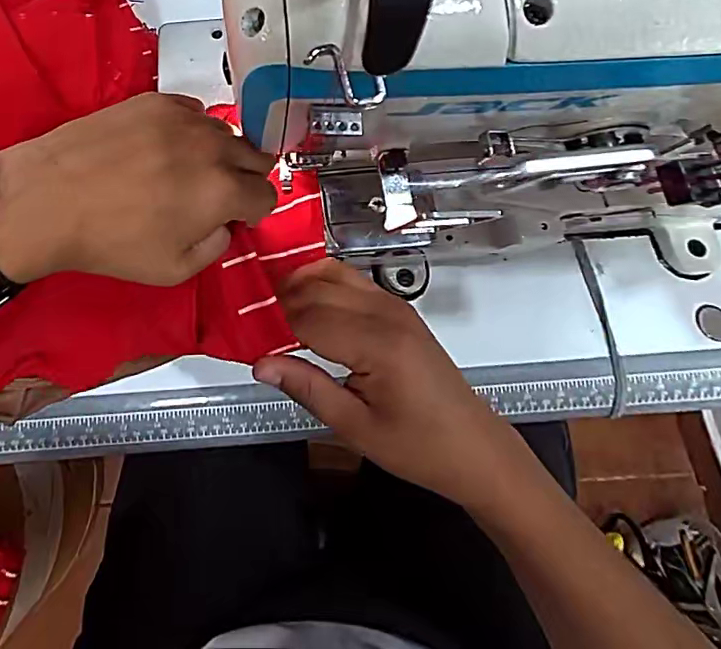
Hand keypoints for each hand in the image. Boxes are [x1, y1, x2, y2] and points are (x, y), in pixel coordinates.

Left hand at [0, 93, 277, 284]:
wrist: (47, 199)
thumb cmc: (109, 241)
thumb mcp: (173, 269)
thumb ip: (216, 246)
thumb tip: (223, 223)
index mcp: (224, 191)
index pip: (267, 194)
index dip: (254, 210)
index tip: (236, 215)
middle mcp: (213, 147)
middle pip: (256, 156)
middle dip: (244, 176)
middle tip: (214, 192)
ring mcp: (185, 118)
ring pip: (224, 132)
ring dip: (217, 151)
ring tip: (182, 168)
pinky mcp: (156, 100)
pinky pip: (193, 111)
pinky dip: (190, 128)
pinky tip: (163, 146)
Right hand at [252, 260, 543, 512]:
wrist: (474, 447)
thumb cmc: (420, 447)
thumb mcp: (355, 428)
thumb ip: (306, 388)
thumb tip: (261, 364)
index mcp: (377, 343)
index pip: (308, 317)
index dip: (273, 323)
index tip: (246, 334)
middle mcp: (387, 313)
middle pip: (317, 287)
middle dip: (281, 300)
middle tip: (252, 322)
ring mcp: (395, 306)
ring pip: (334, 273)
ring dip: (301, 286)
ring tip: (274, 311)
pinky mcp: (399, 309)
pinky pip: (352, 281)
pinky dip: (323, 286)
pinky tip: (307, 307)